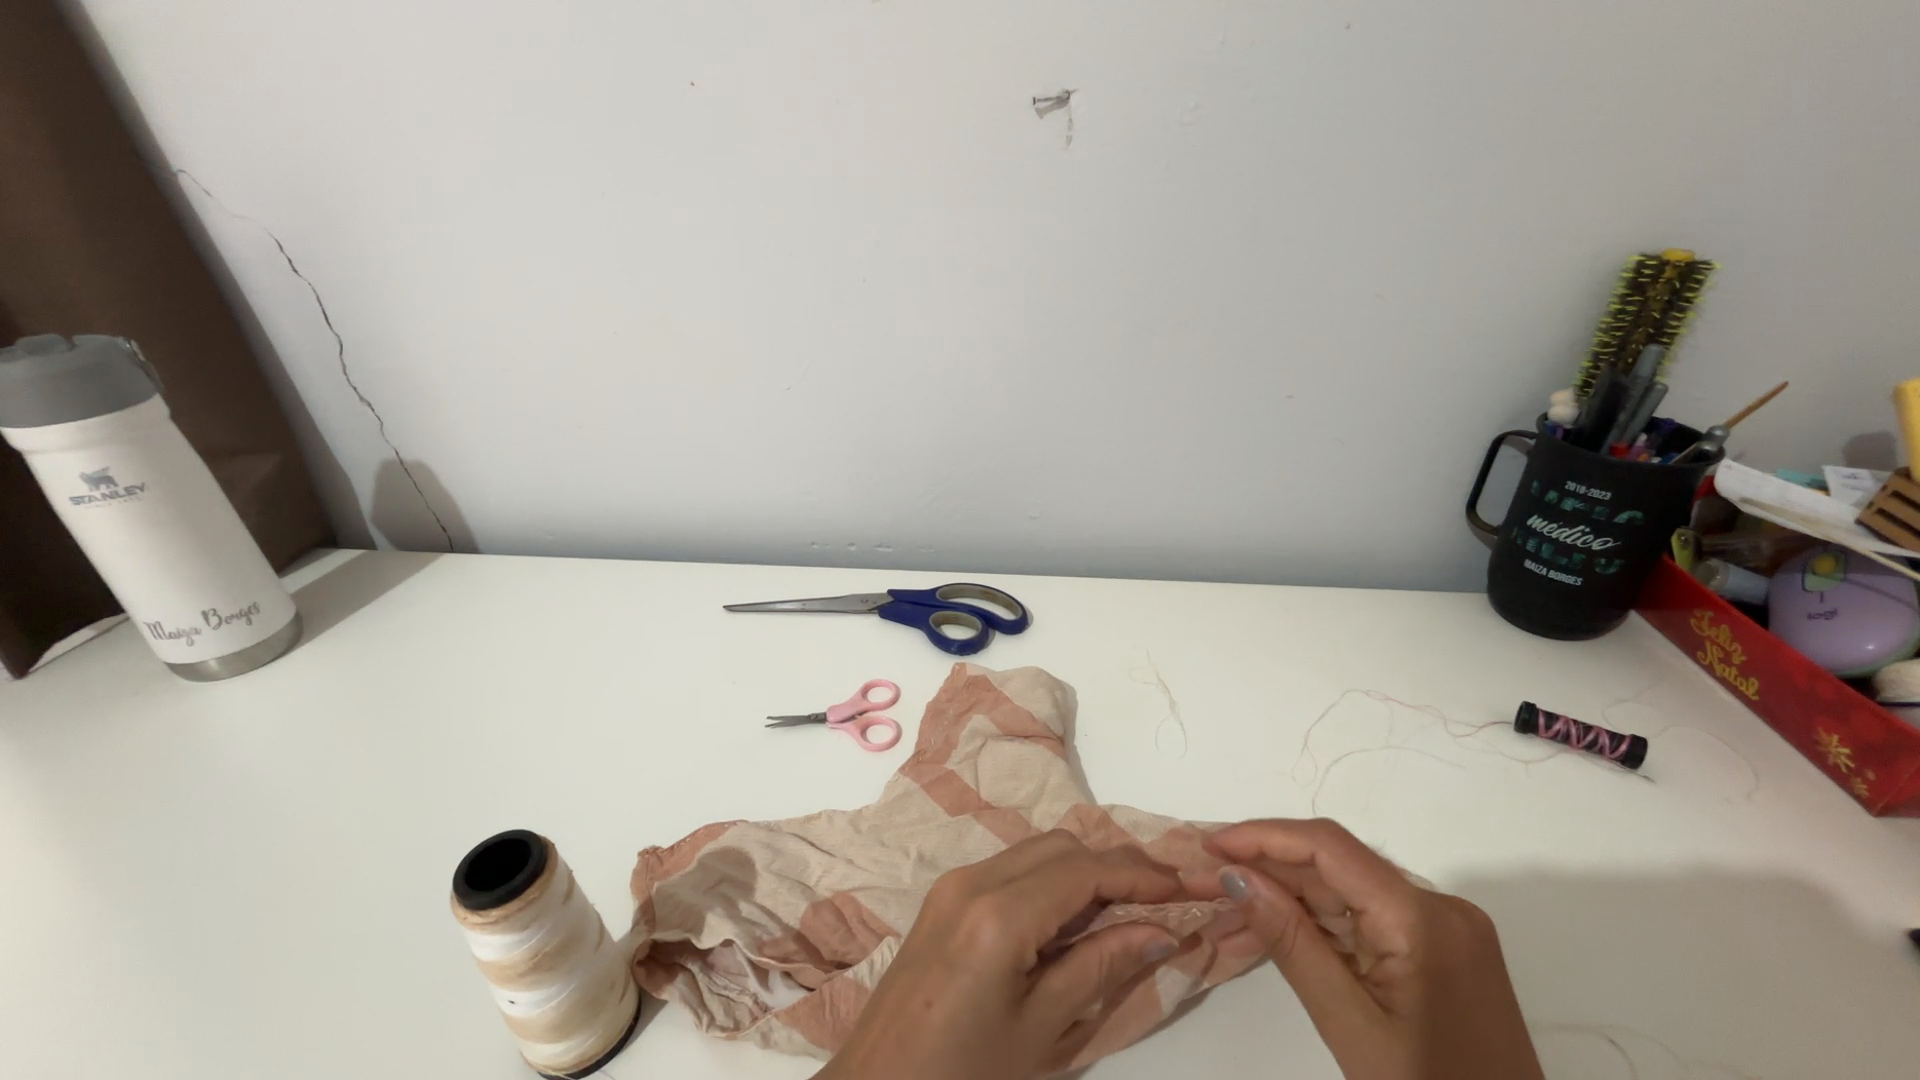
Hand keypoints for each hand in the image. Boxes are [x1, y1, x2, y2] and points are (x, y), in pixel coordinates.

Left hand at [817, 830, 1182, 1079]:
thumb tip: (1158, 930)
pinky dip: (1048, 879)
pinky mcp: (943, 899)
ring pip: (1034, 851)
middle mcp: (973, 880)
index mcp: (999, 913)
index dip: (1139, 875)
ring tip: (1125, 907)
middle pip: (1060, 846)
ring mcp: (952, 885)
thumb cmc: (963, 1071)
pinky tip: (1071, 915)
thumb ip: (1100, 967)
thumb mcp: (1041, 1028)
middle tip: (1160, 898)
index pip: (1084, 870)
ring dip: (1081, 868)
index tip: (1184, 886)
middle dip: (1114, 864)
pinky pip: (1009, 868)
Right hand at [1198, 818, 1543, 1079]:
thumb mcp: (1349, 1025)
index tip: (1210, 847)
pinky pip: (1370, 914)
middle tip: (1206, 876)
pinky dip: (1322, 917)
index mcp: (1423, 918)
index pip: (1329, 847)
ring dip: (1290, 889)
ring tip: (1230, 896)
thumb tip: (1236, 874)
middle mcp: (1441, 906)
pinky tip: (1279, 922)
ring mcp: (1447, 928)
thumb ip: (1291, 942)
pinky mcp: (1444, 949)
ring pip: (1351, 887)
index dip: (1263, 836)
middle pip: (1338, 864)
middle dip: (1267, 864)